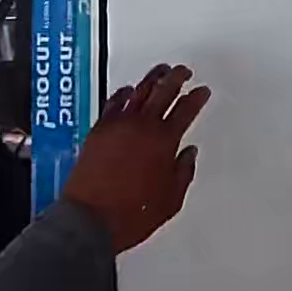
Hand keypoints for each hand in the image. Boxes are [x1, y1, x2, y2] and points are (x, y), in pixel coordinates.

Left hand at [60, 64, 209, 253]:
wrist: (90, 219)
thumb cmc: (129, 214)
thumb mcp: (170, 200)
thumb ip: (183, 172)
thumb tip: (188, 153)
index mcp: (163, 142)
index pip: (186, 110)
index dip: (196, 98)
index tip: (201, 92)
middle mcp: (142, 127)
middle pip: (164, 91)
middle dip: (177, 77)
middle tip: (184, 72)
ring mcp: (118, 125)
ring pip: (140, 90)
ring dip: (153, 77)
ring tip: (161, 71)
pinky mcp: (99, 129)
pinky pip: (114, 102)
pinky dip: (124, 92)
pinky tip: (129, 89)